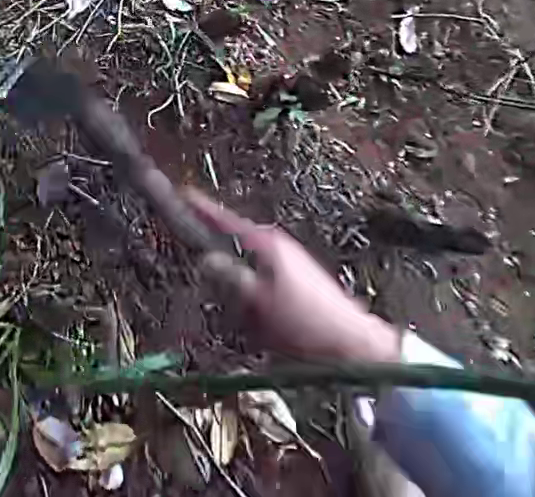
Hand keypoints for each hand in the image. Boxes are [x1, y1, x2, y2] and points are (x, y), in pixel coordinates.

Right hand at [186, 188, 401, 364]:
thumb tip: (206, 259)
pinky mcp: (291, 278)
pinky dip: (254, 301)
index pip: (226, 220)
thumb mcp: (260, 304)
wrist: (349, 341)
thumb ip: (231, 279)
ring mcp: (285, 260)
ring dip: (240, 294)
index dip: (203, 208)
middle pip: (233, 246)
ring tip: (256, 322)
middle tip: (225, 298)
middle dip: (222, 270)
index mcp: (266, 243)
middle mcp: (275, 245)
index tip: (184, 194)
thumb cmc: (308, 321)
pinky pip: (260, 283)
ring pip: (245, 269)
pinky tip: (267, 325)